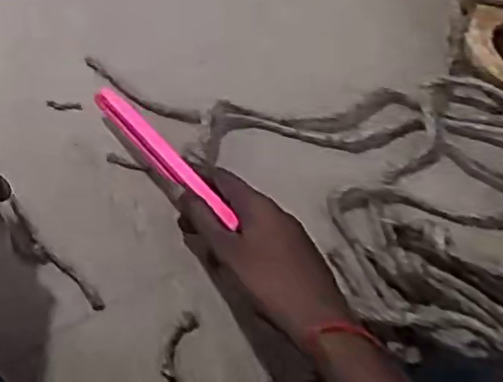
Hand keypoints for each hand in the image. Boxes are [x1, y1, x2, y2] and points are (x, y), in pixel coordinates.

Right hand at [176, 167, 353, 341]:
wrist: (325, 328)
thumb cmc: (268, 282)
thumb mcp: (226, 250)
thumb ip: (201, 217)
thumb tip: (182, 190)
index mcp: (258, 204)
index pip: (220, 176)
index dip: (196, 178)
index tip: (177, 188)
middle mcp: (277, 210)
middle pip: (234, 197)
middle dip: (209, 207)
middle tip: (188, 226)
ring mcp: (293, 232)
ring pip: (249, 217)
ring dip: (226, 225)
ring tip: (211, 248)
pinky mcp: (302, 253)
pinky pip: (265, 234)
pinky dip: (245, 238)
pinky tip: (240, 262)